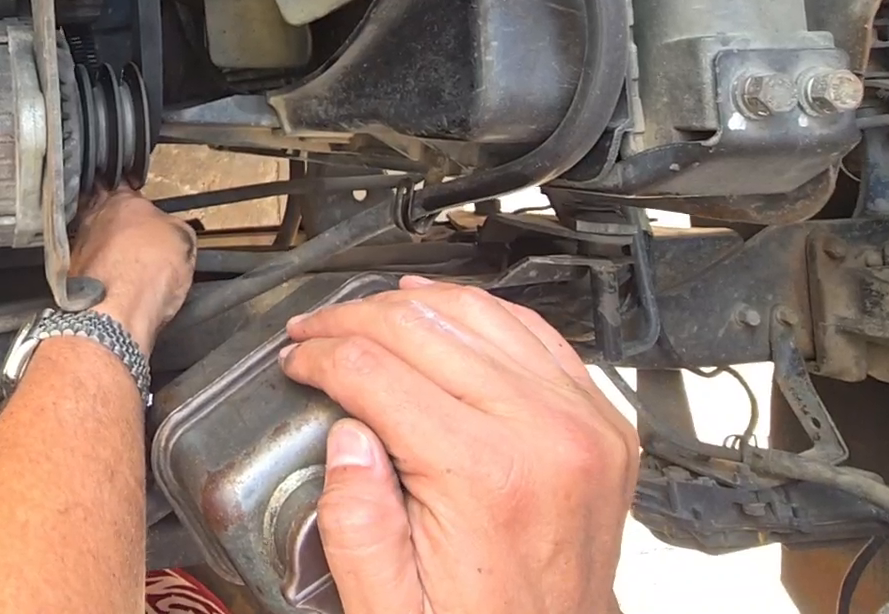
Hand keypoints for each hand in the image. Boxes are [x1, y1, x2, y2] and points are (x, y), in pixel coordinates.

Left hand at [69, 188, 195, 353]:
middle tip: (140, 239)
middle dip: (121, 223)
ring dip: (110, 248)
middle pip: (107, 211)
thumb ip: (174, 225)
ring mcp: (80, 244)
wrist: (117, 310)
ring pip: (96, 238)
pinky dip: (102, 271)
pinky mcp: (72, 272)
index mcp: (122, 200)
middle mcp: (94, 217)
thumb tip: (173, 230)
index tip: (147, 209)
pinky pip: (91, 264)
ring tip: (131, 266)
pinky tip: (118, 283)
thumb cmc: (146, 273)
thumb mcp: (183, 238)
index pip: (128, 188)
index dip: (139, 200)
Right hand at [281, 276, 636, 613]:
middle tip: (309, 332)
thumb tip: (346, 436)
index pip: (373, 370)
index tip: (294, 361)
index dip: (318, 356)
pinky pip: (521, 325)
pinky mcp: (594, 412)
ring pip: (465, 310)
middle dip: (345, 320)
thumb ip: (356, 525)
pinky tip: (427, 309)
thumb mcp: (390, 608)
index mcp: (488, 477)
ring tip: (354, 319)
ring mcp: (579, 416)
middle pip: (415, 328)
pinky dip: (464, 307)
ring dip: (397, 304)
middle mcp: (544, 432)